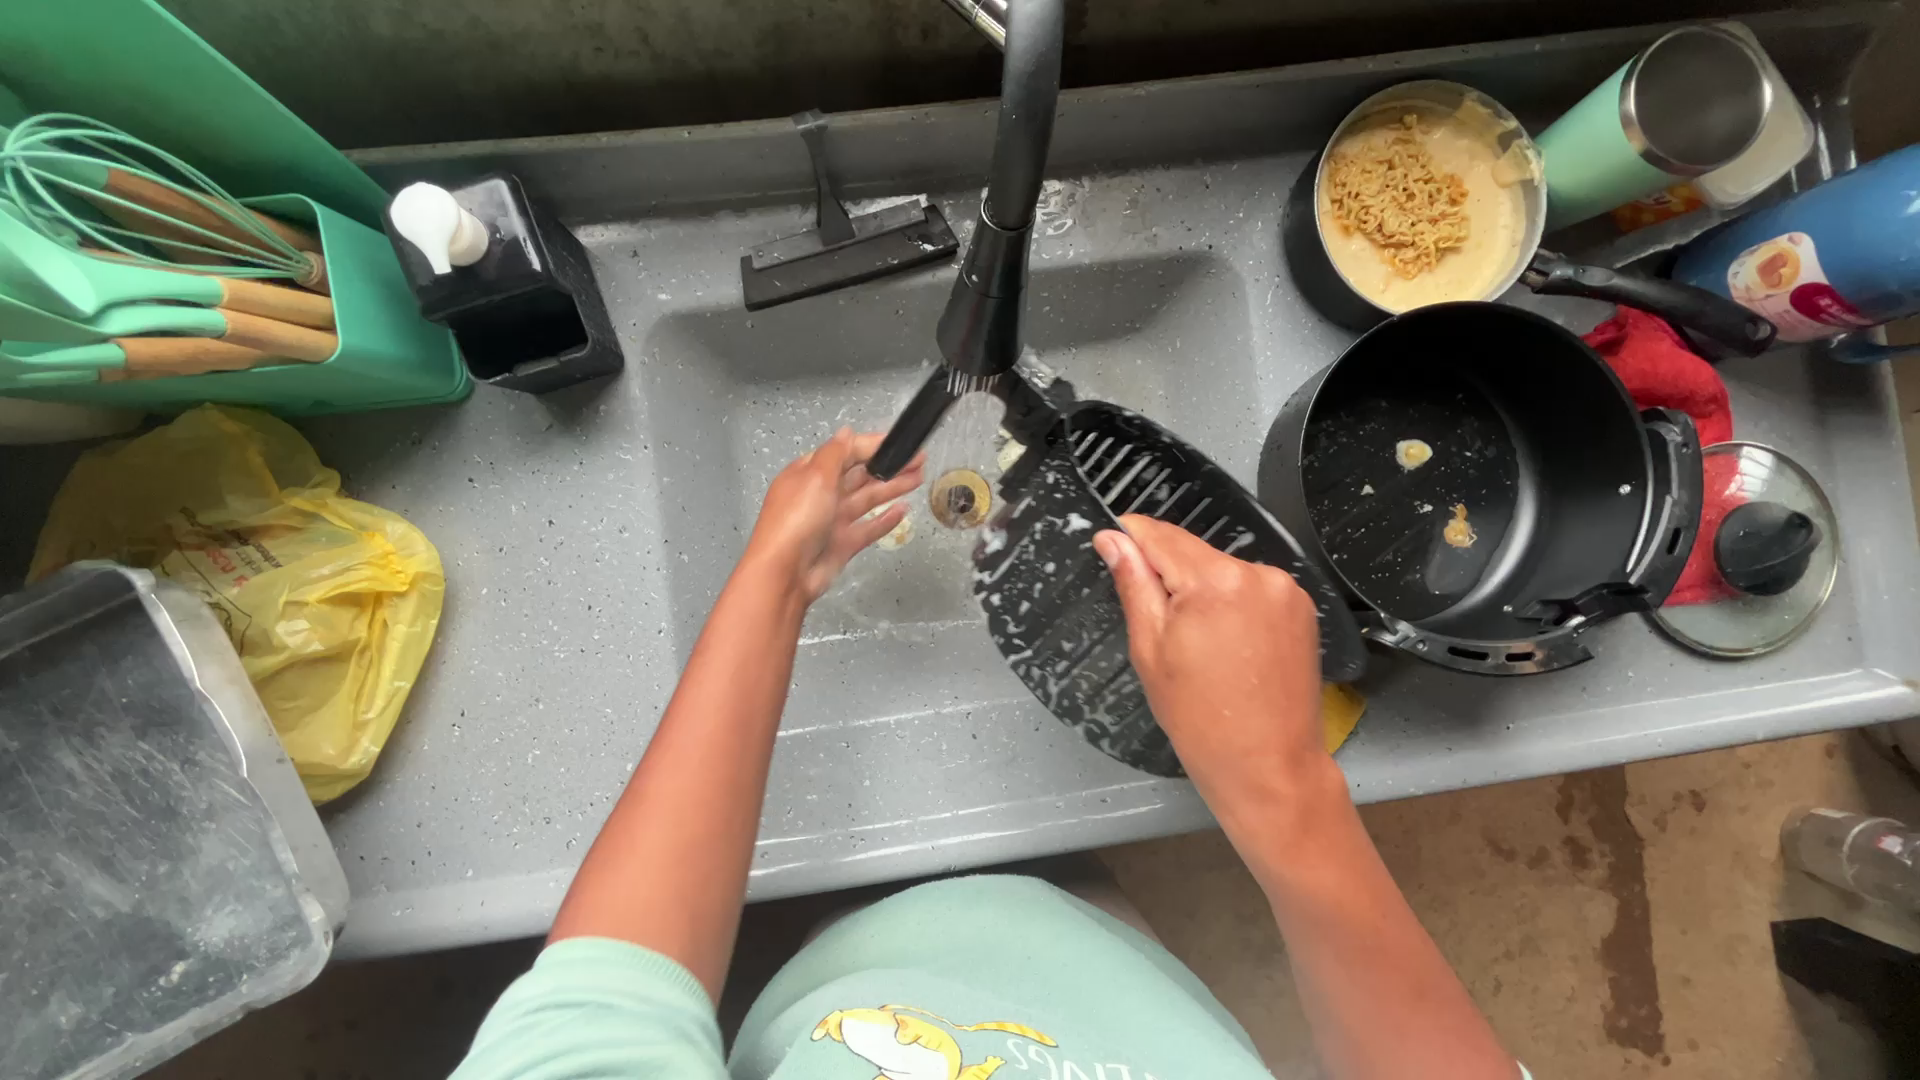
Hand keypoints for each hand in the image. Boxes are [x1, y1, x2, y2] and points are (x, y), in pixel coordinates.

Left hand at [744, 428, 924, 602]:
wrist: (785, 572)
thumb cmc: (798, 518)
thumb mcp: (815, 476)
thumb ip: (835, 453)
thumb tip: (847, 432)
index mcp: (810, 473)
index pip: (846, 452)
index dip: (873, 446)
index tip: (900, 442)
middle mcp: (822, 494)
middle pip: (860, 474)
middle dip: (888, 465)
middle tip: (919, 458)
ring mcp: (834, 520)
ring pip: (868, 499)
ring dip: (892, 487)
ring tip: (919, 477)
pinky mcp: (844, 543)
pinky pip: (869, 527)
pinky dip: (886, 519)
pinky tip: (903, 509)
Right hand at [1093, 514, 1332, 826]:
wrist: (1268, 766)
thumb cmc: (1199, 718)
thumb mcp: (1150, 649)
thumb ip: (1133, 584)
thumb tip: (1111, 539)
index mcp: (1214, 582)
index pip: (1160, 535)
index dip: (1132, 536)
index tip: (1112, 540)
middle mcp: (1256, 573)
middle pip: (1193, 550)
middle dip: (1166, 570)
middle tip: (1153, 617)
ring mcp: (1285, 589)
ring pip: (1221, 568)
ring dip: (1199, 586)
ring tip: (1193, 638)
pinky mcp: (1301, 607)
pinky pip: (1250, 586)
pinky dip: (1230, 600)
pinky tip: (1224, 640)